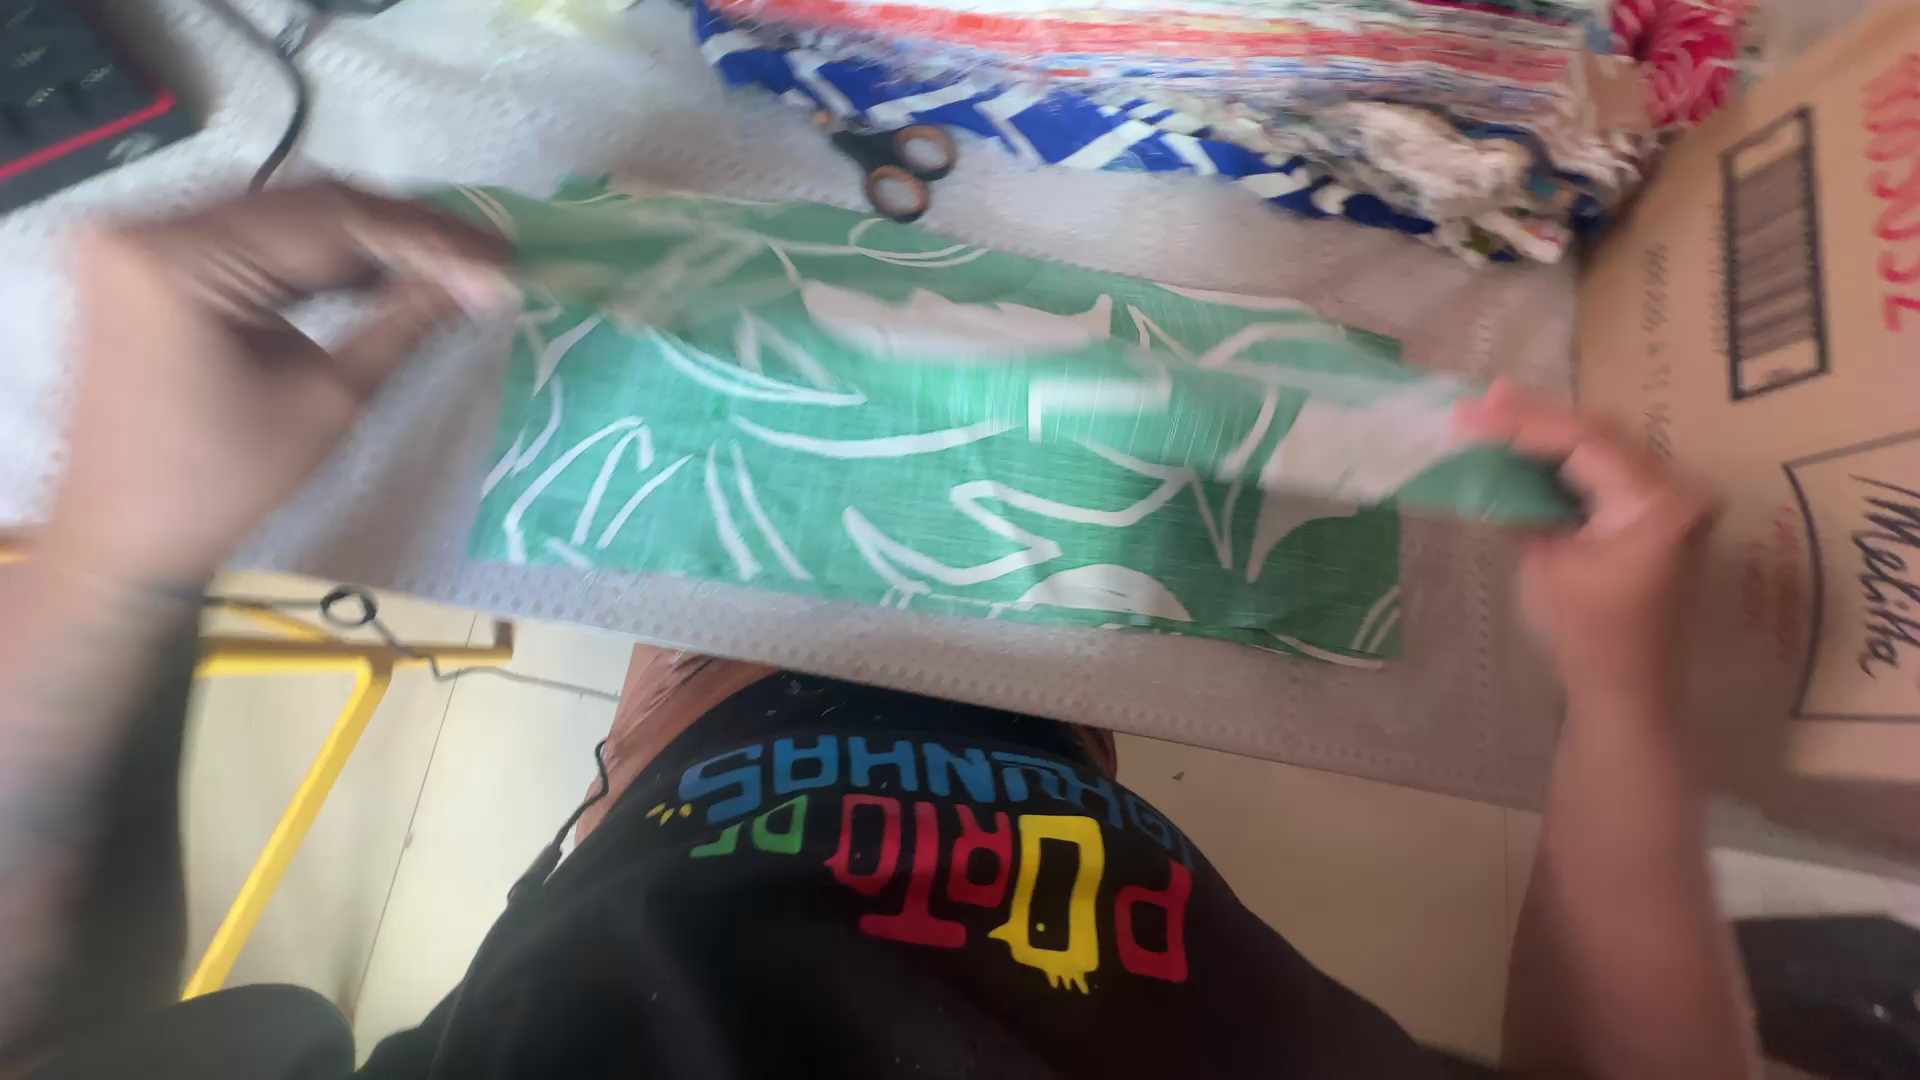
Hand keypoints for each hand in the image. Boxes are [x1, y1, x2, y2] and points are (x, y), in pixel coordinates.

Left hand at [45, 182, 512, 585]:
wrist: (133, 529)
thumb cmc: (232, 477)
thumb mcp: (333, 396)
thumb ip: (405, 323)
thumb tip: (482, 286)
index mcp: (182, 258)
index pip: (333, 219)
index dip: (433, 236)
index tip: (504, 258)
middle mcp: (152, 227)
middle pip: (310, 204)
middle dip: (411, 231)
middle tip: (491, 256)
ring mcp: (151, 243)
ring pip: (293, 217)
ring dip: (380, 241)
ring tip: (458, 264)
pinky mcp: (163, 267)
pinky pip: (267, 244)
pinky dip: (338, 259)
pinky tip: (398, 275)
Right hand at [1457, 382, 1716, 698]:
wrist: (1622, 678)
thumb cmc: (1584, 629)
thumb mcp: (1544, 562)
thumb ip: (1521, 507)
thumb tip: (1485, 468)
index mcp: (1656, 503)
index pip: (1584, 443)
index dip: (1521, 423)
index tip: (1469, 414)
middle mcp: (1673, 490)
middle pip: (1597, 434)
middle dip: (1534, 414)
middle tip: (1481, 397)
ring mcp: (1662, 499)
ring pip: (1597, 445)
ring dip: (1543, 428)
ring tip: (1494, 406)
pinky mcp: (1643, 511)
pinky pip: (1597, 468)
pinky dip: (1555, 455)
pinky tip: (1520, 441)